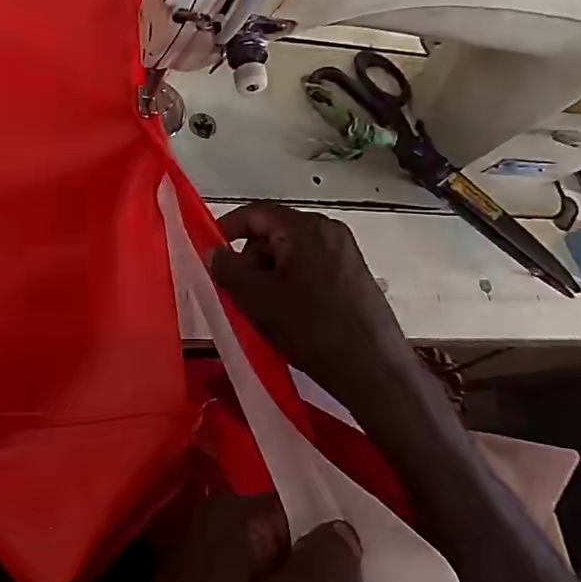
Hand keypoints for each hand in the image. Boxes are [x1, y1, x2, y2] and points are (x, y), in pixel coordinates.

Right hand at [207, 201, 410, 396]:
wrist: (371, 369)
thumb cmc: (312, 329)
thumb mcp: (258, 300)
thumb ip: (228, 270)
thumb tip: (213, 251)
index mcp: (306, 229)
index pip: (256, 212)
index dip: (226, 229)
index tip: (209, 253)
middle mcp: (329, 231)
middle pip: (274, 232)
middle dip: (249, 259)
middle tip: (237, 292)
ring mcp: (345, 252)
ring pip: (291, 253)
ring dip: (268, 275)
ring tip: (262, 310)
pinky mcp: (353, 274)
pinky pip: (310, 268)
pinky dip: (290, 283)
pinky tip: (287, 314)